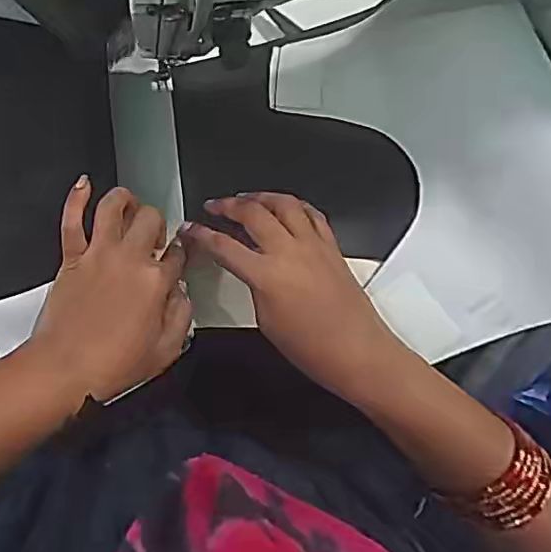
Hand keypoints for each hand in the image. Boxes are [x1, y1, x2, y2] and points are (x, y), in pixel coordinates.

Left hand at [17, 177, 193, 404]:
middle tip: (155, 235)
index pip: (177, 254)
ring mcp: (98, 254)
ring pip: (114, 207)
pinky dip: (76, 199)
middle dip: (158, 223)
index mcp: (156, 283)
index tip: (177, 255)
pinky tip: (83, 185)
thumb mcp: (164, 351)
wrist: (65, 368)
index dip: (180, 252)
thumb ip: (181, 317)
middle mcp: (128, 260)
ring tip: (130, 202)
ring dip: (125, 198)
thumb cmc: (110, 365)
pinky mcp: (72, 257)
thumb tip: (182, 295)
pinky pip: (72, 220)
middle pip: (151, 220)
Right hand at [182, 193, 412, 398]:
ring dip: (260, 196)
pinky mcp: (332, 248)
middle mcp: (291, 254)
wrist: (359, 355)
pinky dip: (294, 205)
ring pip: (284, 204)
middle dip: (227, 204)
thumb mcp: (265, 319)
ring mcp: (314, 247)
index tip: (191, 228)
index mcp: (267, 276)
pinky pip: (312, 214)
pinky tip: (286, 207)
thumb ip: (252, 285)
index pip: (223, 245)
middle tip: (215, 205)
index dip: (200, 234)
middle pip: (252, 212)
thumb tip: (247, 269)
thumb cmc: (314, 348)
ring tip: (247, 197)